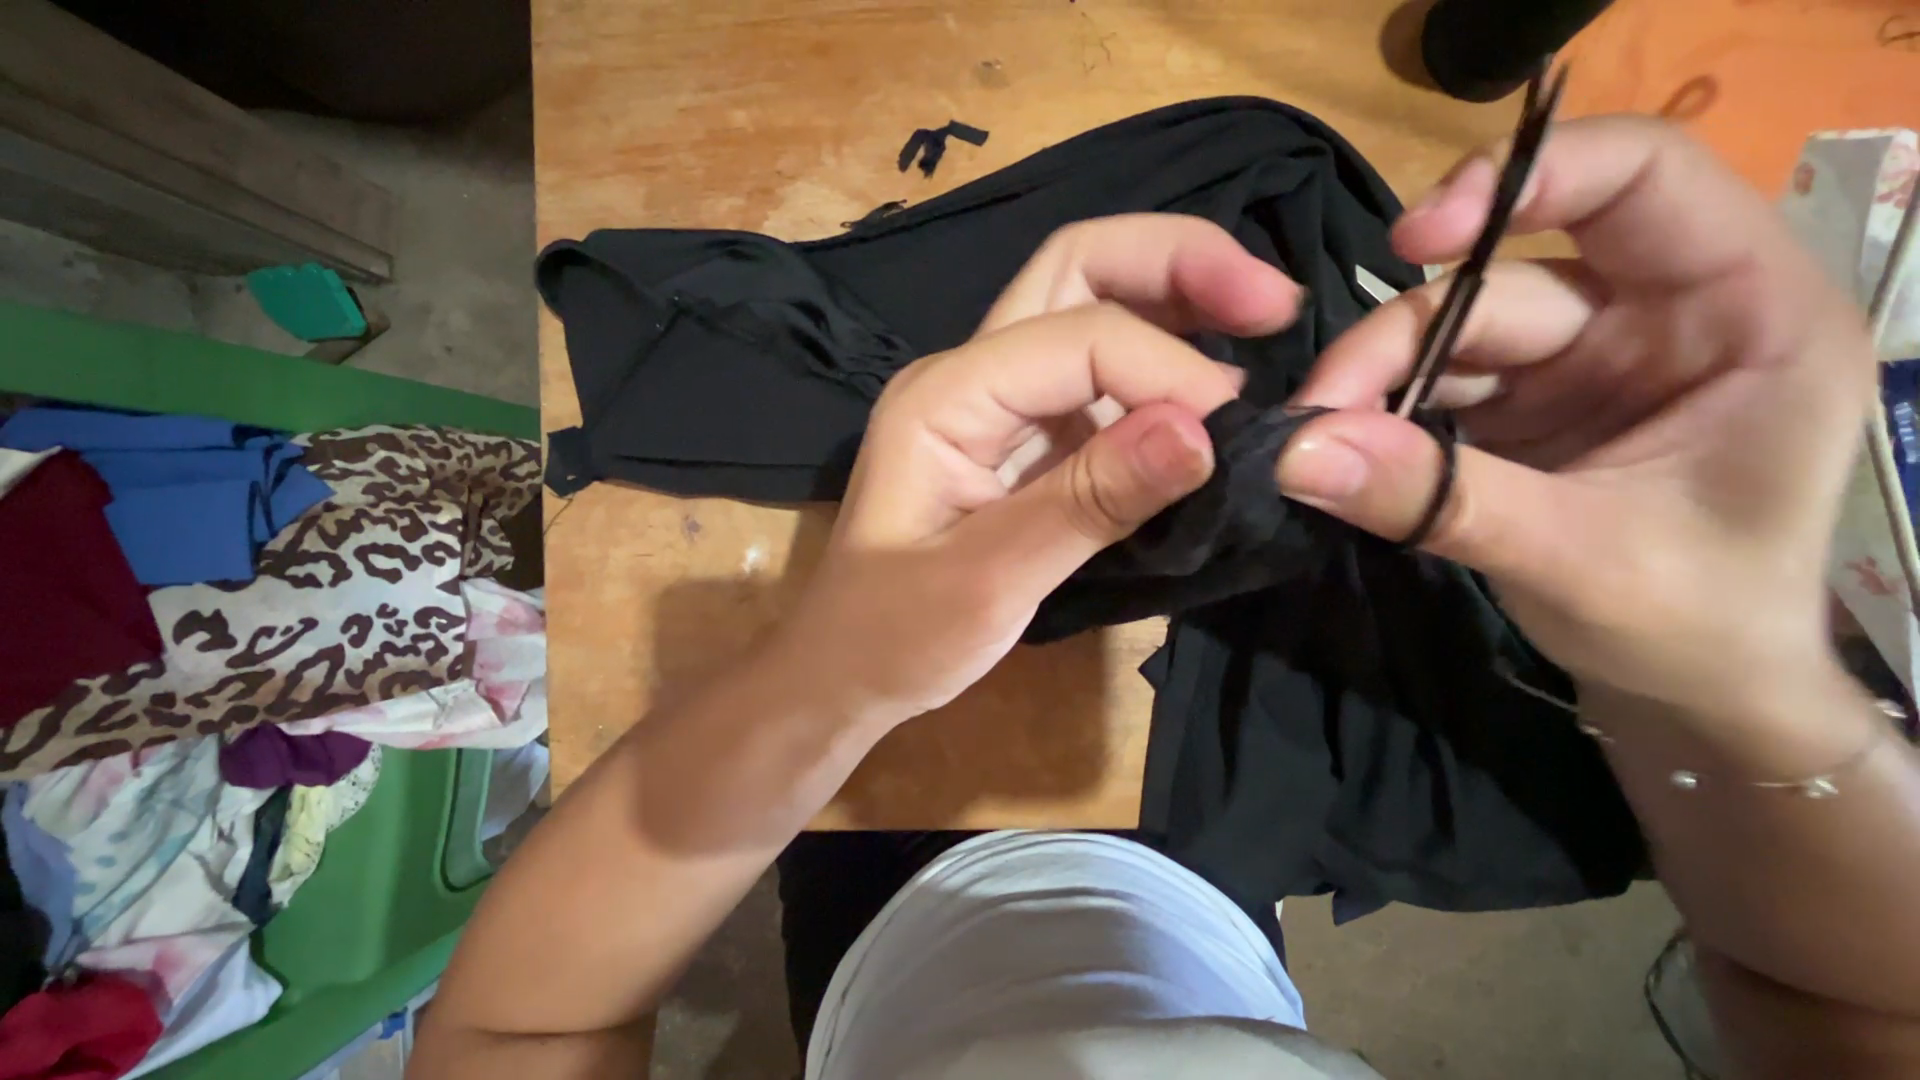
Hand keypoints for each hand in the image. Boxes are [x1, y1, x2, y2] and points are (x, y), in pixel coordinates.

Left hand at [765, 215, 1302, 725]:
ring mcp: (999, 404)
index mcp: (946, 396)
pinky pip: (1100, 378)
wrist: (849, 670)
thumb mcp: (986, 582)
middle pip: (1076, 268)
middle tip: (1272, 299)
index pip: (1078, 337)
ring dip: (1176, 300)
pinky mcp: (1027, 440)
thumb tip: (1202, 433)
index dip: (1168, 371)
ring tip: (1262, 321)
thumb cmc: (894, 637)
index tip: (1235, 433)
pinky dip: (1162, 366)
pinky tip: (1214, 389)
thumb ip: (1087, 503)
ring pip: (1091, 307)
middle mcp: (972, 376)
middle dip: (1178, 264)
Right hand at [1276, 116, 1876, 717]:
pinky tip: (1345, 454)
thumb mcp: (1578, 560)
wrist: (1688, 691)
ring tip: (1315, 445)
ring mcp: (1576, 363)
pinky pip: (1432, 391)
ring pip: (1449, 339)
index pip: (1638, 180)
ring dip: (1375, 388)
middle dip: (1396, 346)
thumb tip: (1296, 452)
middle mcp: (1652, 317)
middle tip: (1314, 414)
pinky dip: (1381, 421)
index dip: (1525, 180)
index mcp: (1740, 313)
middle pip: (1500, 286)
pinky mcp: (1519, 409)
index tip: (1412, 240)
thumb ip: (1440, 500)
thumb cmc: (1694, 621)